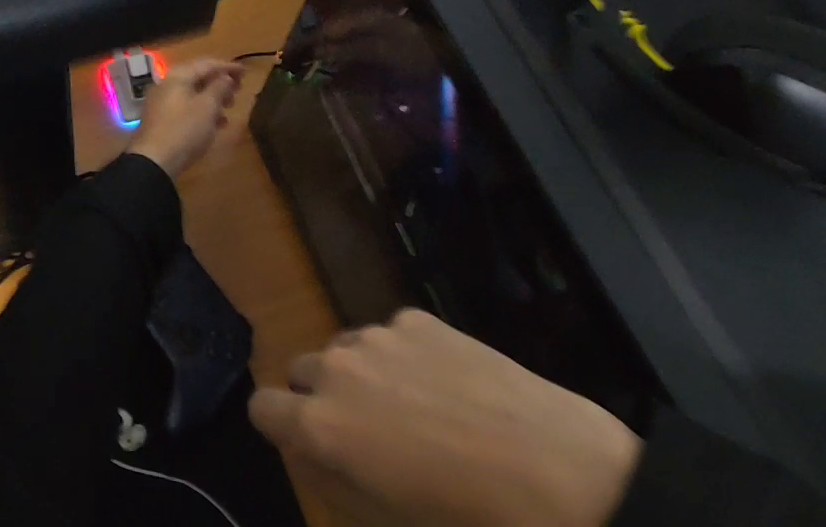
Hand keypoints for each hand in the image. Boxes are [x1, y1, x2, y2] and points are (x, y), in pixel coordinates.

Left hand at [125, 58, 243, 178]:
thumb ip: (219, 88)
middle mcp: (167, 85)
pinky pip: (186, 109)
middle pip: (197, 78)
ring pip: (192, 94)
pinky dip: (202, 112)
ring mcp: (162, 103)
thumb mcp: (207, 107)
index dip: (227, 67)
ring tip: (230, 108)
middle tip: (238, 91)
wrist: (153, 161)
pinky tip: (216, 124)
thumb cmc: (184, 129)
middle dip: (220, 83)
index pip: (206, 64)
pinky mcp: (161, 121)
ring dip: (213, 99)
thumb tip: (225, 77)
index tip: (245, 72)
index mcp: (177, 76)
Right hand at [250, 309, 641, 526]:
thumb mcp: (386, 521)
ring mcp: (378, 336)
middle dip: (321, 397)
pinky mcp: (418, 319)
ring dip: (361, 373)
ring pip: (345, 348)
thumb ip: (331, 481)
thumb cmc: (468, 522)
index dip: (281, 428)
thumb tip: (311, 454)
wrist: (563, 477)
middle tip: (370, 433)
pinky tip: (451, 386)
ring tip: (417, 409)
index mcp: (320, 425)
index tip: (310, 445)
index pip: (262, 408)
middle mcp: (336, 369)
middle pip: (300, 370)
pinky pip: (390, 335)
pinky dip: (404, 355)